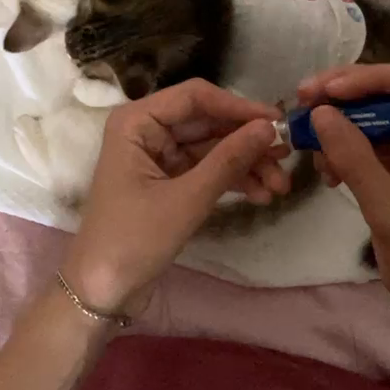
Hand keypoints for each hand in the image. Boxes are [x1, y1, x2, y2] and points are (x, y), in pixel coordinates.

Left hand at [63, 79, 288, 316]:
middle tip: (287, 158)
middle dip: (247, 141)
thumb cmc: (133, 240)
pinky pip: (207, 169)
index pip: (195, 97)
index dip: (238, 107)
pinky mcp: (168, 181)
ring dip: (246, 164)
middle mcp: (146, 130)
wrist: (102, 292)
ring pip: (212, 148)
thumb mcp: (186, 200)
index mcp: (136, 121)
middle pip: (208, 122)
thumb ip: (228, 160)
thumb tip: (269, 128)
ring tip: (279, 187)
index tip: (278, 122)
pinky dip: (233, 179)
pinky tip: (261, 194)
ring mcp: (158, 156)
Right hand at [298, 63, 389, 315]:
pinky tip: (324, 170)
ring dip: (339, 119)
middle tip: (304, 94)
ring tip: (306, 135)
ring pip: (374, 110)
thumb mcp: (389, 209)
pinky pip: (365, 136)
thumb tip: (319, 113)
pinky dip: (340, 145)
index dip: (375, 80)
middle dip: (348, 93)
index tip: (332, 90)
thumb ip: (355, 159)